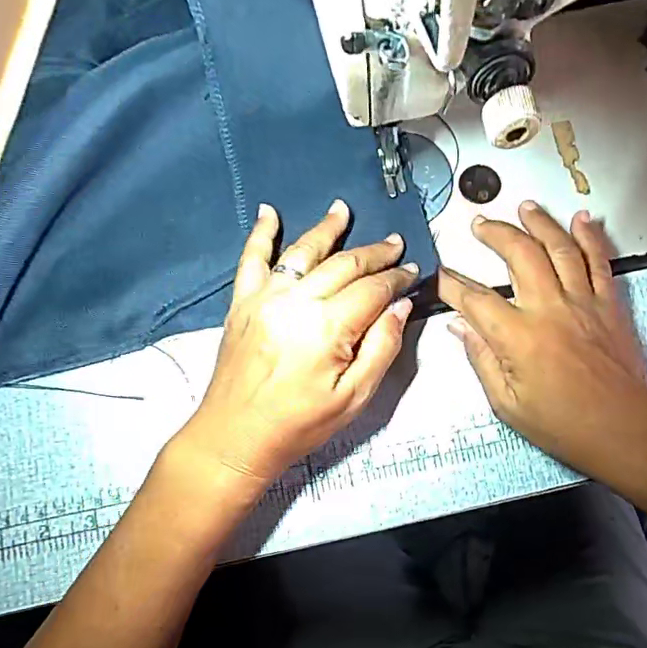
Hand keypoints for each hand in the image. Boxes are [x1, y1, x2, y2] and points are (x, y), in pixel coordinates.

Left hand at [173, 200, 416, 491]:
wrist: (234, 437)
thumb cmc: (297, 425)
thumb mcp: (353, 399)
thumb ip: (380, 349)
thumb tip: (399, 307)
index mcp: (327, 328)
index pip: (372, 290)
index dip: (396, 279)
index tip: (412, 272)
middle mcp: (296, 303)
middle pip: (342, 265)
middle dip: (373, 252)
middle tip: (394, 243)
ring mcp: (265, 299)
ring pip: (301, 253)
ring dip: (325, 230)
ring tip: (341, 210)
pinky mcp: (242, 304)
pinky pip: (252, 260)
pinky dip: (260, 234)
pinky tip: (268, 213)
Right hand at [437, 201, 646, 537]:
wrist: (624, 430)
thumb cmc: (564, 426)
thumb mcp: (507, 403)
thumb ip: (482, 359)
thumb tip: (460, 328)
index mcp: (518, 338)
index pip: (474, 299)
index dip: (451, 284)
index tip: (440, 275)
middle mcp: (550, 310)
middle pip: (519, 254)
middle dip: (496, 233)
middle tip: (480, 224)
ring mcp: (583, 303)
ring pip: (559, 247)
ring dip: (539, 222)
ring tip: (524, 206)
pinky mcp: (609, 305)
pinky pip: (599, 261)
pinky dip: (590, 236)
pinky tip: (581, 219)